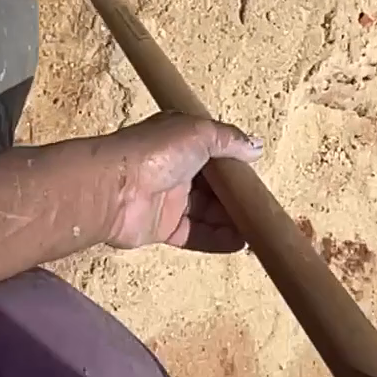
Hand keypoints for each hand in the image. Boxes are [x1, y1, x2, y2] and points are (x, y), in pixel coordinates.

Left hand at [99, 113, 263, 251]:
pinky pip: (196, 234)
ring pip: (207, 211)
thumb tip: (256, 147)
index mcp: (180, 139)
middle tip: (261, 208)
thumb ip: (229, 140)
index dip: (234, 164)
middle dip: (235, 196)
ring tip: (257, 230)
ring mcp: (169, 198)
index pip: (214, 151)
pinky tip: (239, 243)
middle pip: (212, 185)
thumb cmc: (157, 151)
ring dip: (230, 220)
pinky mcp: (163, 227)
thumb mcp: (199, 133)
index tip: (256, 177)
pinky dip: (217, 239)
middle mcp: (175, 167)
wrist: (115, 187)